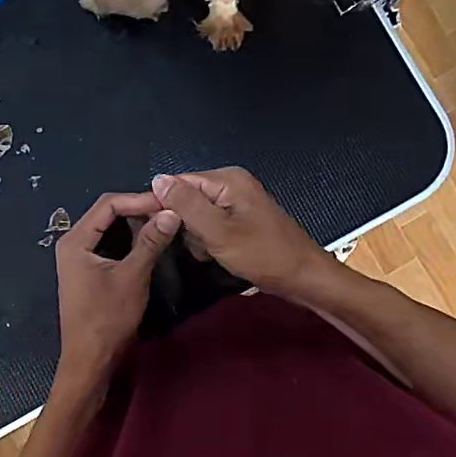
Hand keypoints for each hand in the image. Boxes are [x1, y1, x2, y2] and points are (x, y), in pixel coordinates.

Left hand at [54, 191, 180, 380]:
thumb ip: (150, 242)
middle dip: (139, 208)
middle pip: (108, 212)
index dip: (139, 199)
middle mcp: (73, 243)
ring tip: (165, 221)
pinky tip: (152, 239)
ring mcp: (80, 257)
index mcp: (75, 240)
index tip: (168, 202)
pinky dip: (131, 239)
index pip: (108, 204)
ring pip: (111, 228)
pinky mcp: (90, 270)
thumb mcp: (132, 277)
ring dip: (136, 223)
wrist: (91, 359)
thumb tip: (171, 213)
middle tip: (170, 209)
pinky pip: (111, 243)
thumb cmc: (107, 318)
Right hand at [151, 168, 330, 295]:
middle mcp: (232, 184)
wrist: (302, 277)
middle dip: (186, 226)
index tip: (153, 229)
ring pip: (197, 217)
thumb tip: (157, 180)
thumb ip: (186, 205)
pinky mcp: (241, 220)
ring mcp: (238, 202)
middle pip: (187, 199)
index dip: (162, 205)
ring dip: (199, 238)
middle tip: (202, 244)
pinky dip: (211, 241)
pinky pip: (212, 226)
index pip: (178, 183)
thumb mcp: (218, 231)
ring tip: (215, 252)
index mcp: (227, 179)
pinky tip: (221, 254)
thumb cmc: (262, 255)